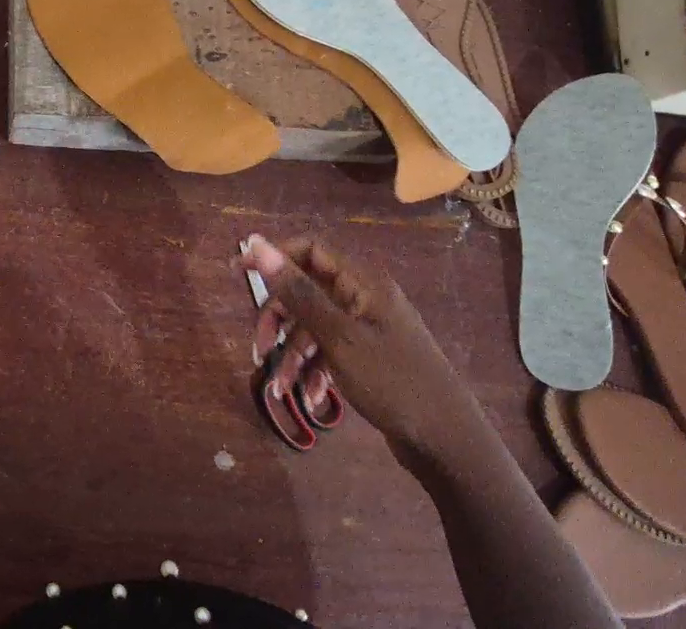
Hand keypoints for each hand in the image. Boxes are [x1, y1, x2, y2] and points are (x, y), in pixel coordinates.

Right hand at [238, 235, 477, 457]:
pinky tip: (309, 398)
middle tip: (258, 346)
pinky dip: (314, 370)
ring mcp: (367, 329)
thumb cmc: (393, 381)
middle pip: (306, 290)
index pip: (309, 249)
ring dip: (292, 353)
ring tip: (280, 387)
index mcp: (362, 283)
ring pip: (313, 326)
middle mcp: (364, 298)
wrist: (448, 442)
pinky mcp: (368, 357)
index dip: (273, 257)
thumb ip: (297, 291)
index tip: (237, 271)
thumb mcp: (338, 336)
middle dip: (278, 318)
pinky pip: (329, 351)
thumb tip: (257, 244)